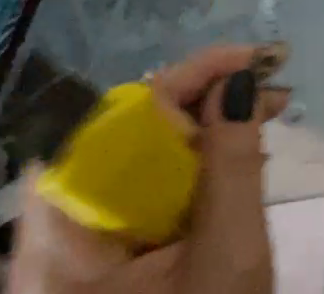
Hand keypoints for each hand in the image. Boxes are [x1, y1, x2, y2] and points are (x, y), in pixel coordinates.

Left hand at [7, 45, 289, 293]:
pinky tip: (234, 158)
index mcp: (62, 244)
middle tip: (269, 87)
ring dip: (203, 128)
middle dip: (201, 100)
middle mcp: (54, 240)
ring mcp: (77, 254)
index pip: (113, 126)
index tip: (249, 59)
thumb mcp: (227, 257)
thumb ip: (232, 164)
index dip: (182, 80)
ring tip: (263, 114)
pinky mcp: (104, 263)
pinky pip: (145, 192)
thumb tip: (241, 81)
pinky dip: (193, 166)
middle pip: (121, 138)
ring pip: (137, 161)